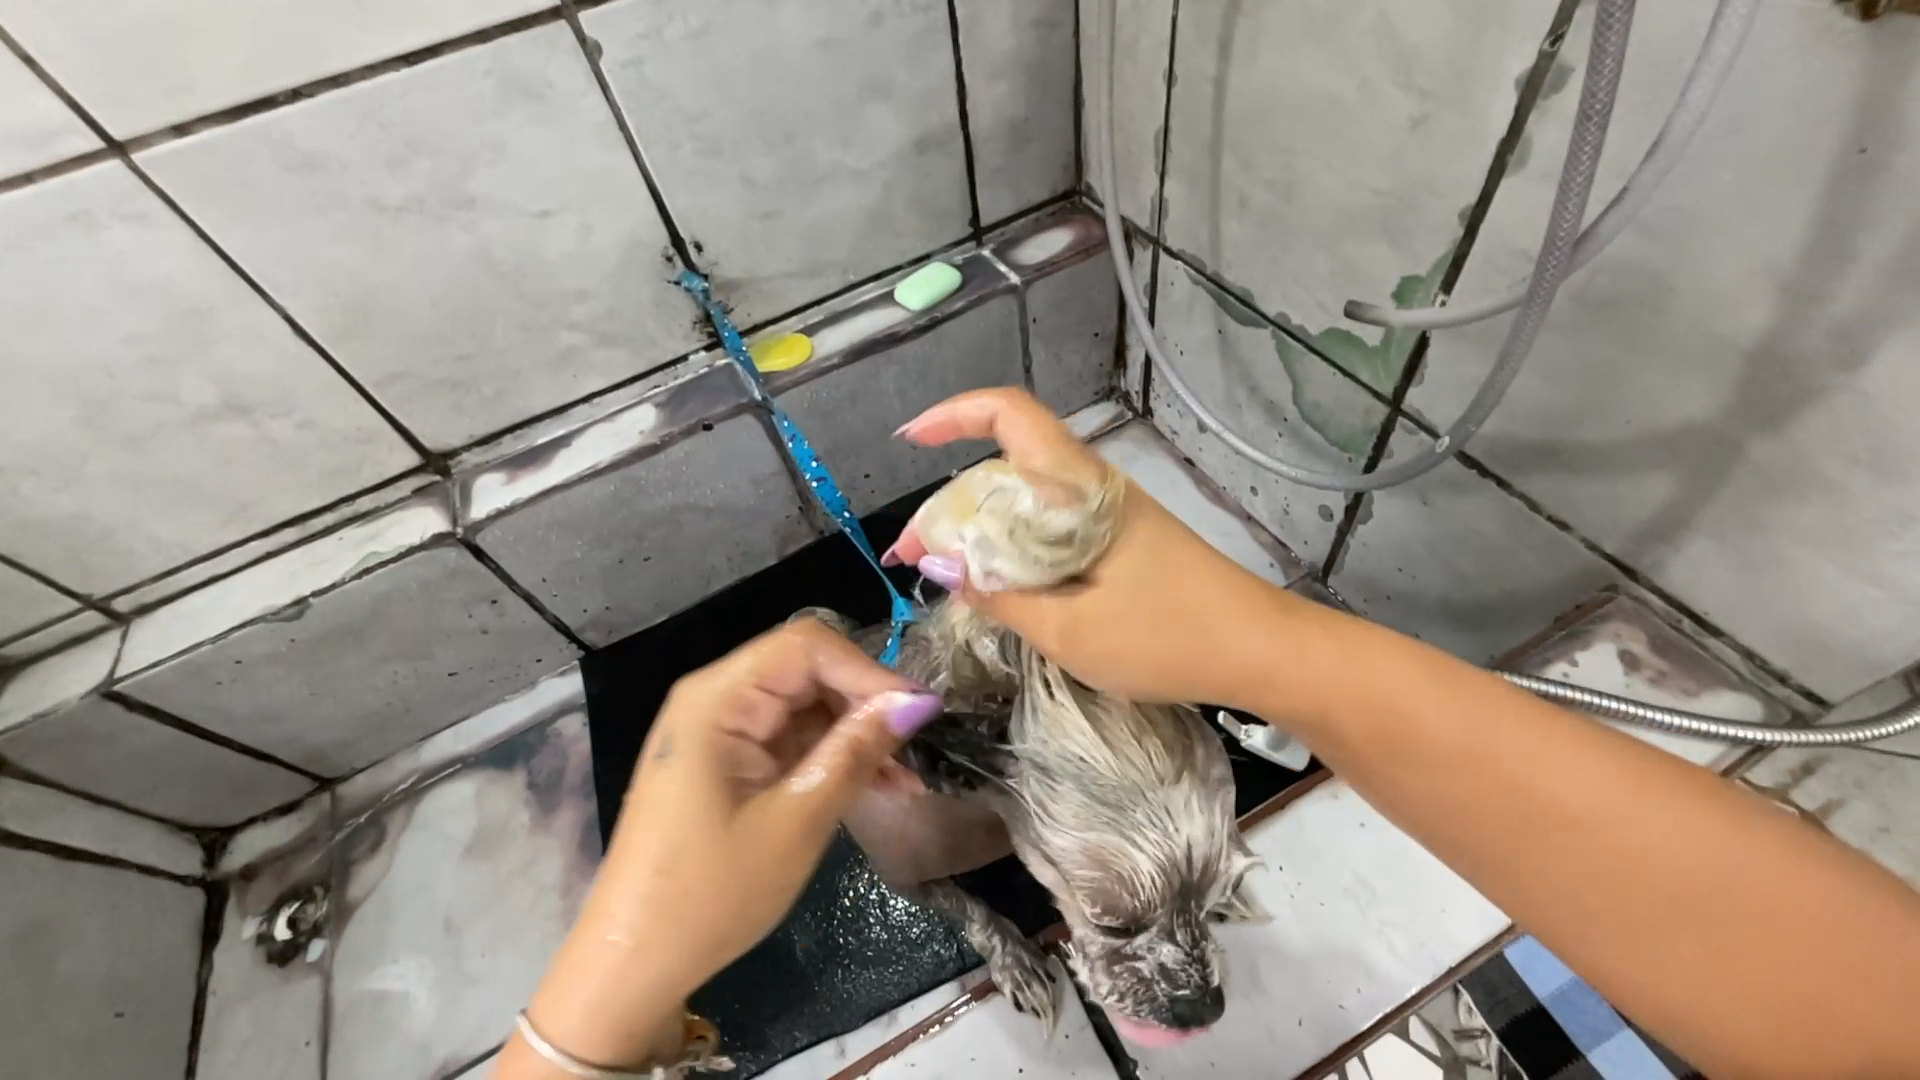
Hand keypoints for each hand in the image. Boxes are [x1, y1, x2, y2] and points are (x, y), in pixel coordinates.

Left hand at [505, 620, 942, 1075]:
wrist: (634, 964)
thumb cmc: (710, 894)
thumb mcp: (796, 821)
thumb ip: (855, 752)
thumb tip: (918, 702)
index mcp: (718, 699)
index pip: (807, 646)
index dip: (868, 670)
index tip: (919, 712)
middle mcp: (717, 699)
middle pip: (807, 670)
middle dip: (865, 703)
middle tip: (915, 747)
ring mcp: (722, 730)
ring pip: (807, 705)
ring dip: (856, 734)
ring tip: (905, 779)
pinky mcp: (730, 760)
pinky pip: (792, 738)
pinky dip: (833, 756)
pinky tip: (874, 786)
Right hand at [884, 387, 1303, 709]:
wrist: (1261, 651)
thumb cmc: (1168, 637)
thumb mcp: (1069, 631)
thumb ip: (999, 596)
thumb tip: (936, 564)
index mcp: (1080, 490)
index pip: (1011, 414)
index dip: (954, 413)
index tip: (910, 441)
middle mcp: (1091, 488)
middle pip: (1005, 465)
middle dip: (949, 501)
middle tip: (914, 556)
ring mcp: (1108, 513)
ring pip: (1025, 500)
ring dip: (979, 528)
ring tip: (946, 575)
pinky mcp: (1120, 539)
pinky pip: (1049, 528)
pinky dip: (1012, 548)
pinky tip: (1001, 586)